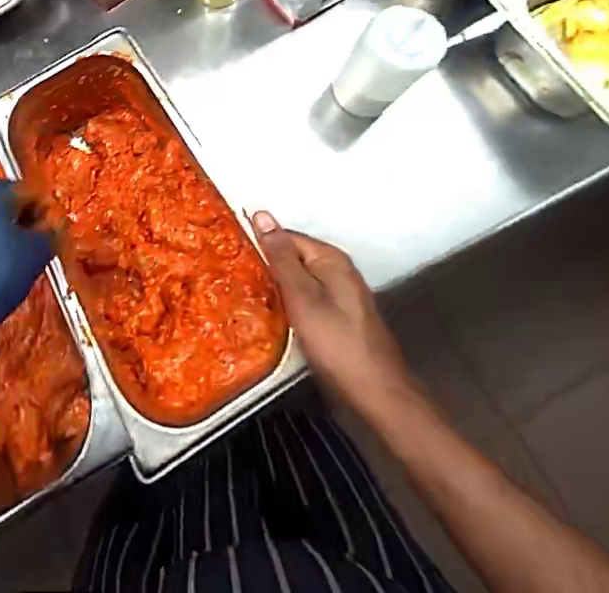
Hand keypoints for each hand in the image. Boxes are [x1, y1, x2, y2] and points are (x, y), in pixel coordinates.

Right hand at [255, 212, 413, 415]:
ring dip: (277, 285)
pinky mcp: (339, 314)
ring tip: (248, 295)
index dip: (260, 244)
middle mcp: (338, 270)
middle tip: (236, 278)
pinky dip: (290, 302)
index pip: (287, 237)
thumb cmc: (337, 345)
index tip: (233, 255)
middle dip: (268, 265)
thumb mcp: (302, 298)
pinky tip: (275, 315)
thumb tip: (262, 216)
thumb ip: (281, 258)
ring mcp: (341, 293)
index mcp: (330, 258)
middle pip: (293, 257)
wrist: (376, 392)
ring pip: (299, 279)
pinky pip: (307, 296)